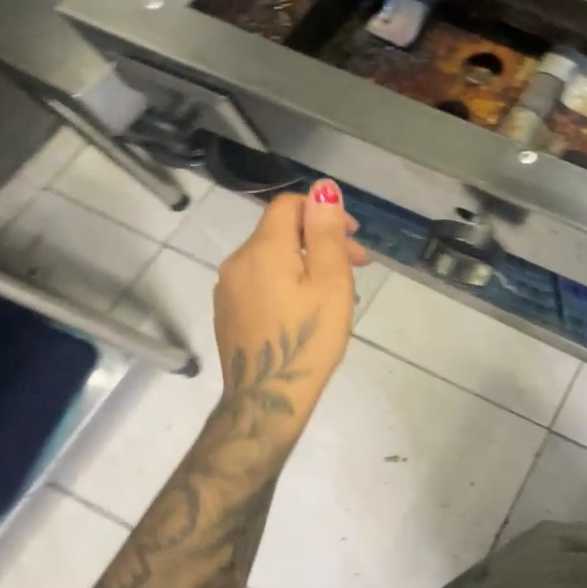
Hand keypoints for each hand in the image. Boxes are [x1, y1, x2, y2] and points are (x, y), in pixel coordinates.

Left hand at [212, 180, 368, 431]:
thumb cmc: (308, 337)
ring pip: (273, 257)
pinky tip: (308, 308)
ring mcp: (229, 288)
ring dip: (307, 261)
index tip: (353, 235)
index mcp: (263, 249)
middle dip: (321, 238)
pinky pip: (262, 279)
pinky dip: (288, 280)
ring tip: (337, 291)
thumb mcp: (331, 281)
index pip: (288, 204)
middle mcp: (238, 261)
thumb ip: (326, 232)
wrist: (266, 399)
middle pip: (281, 231)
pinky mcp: (228, 311)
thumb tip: (323, 188)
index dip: (323, 209)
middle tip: (358, 265)